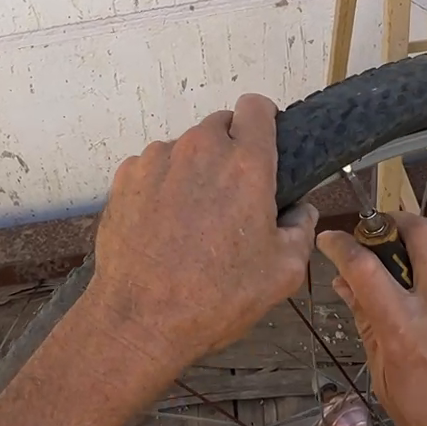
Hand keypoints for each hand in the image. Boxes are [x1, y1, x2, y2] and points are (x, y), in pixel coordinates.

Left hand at [81, 94, 319, 374]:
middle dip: (230, 150)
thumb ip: (300, 228)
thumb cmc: (217, 296)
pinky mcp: (126, 175)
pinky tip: (162, 223)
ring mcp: (158, 158)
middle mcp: (200, 148)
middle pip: (221, 125)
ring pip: (185, 147)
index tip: (264, 145)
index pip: (256, 107)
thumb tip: (299, 209)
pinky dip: (161, 184)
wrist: (141, 318)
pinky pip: (153, 166)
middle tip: (231, 195)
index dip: (264, 121)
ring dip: (194, 168)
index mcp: (245, 163)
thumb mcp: (282, 272)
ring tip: (192, 217)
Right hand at [316, 213, 426, 425]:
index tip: (329, 238)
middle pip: (422, 232)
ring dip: (418, 260)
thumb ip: (369, 330)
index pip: (365, 267)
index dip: (340, 244)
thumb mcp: (388, 386)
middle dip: (395, 220)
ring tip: (405, 287)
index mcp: (407, 332)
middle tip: (380, 233)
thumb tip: (347, 288)